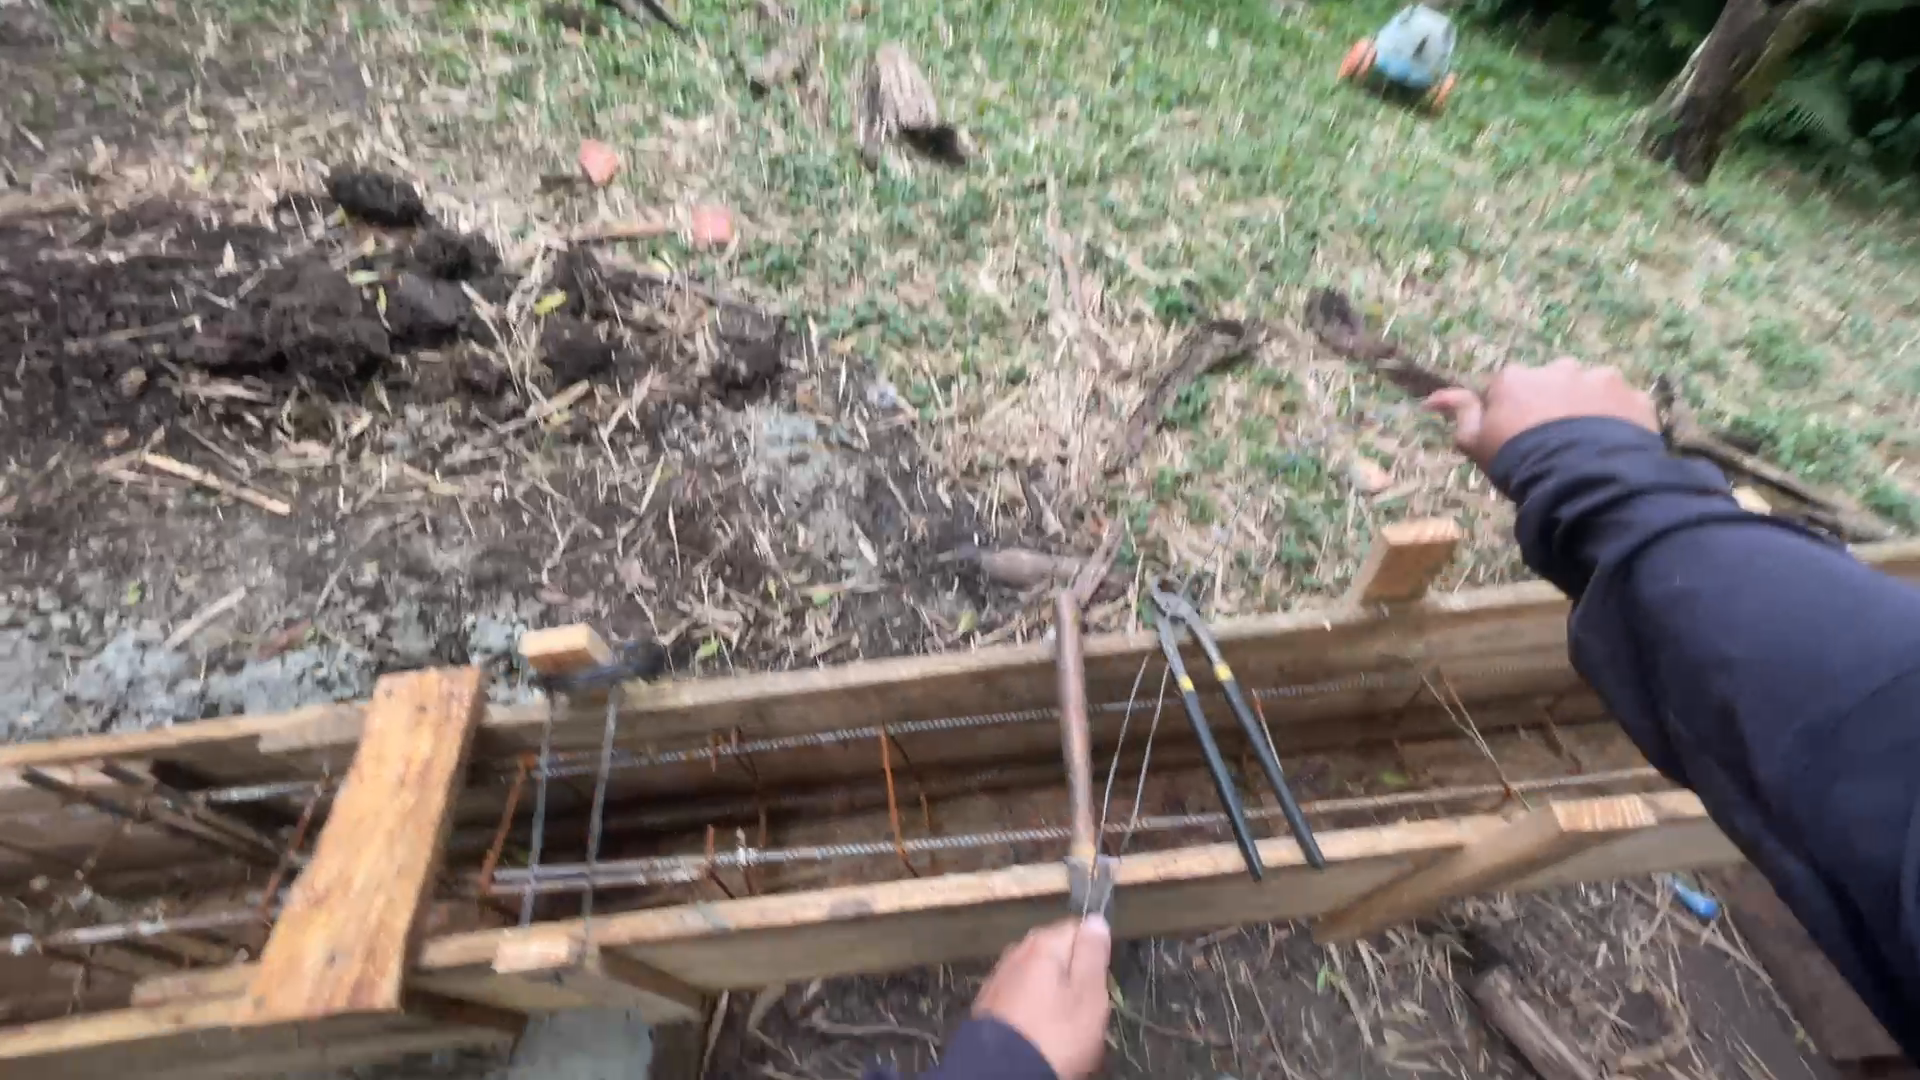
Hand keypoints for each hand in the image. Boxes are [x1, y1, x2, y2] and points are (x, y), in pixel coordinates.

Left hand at [972, 917, 1111, 1079]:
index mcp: (1042, 942)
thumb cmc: (1054, 1035)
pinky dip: (1032, 1012)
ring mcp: (1000, 975)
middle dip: (1073, 980)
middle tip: (1084, 1015)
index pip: (1078, 929)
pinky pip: (1021, 999)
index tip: (1099, 987)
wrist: (1000, 1074)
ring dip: (1052, 998)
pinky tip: (1037, 1035)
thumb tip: (1095, 918)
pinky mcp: (989, 1002)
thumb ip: (1092, 955)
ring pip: (1039, 979)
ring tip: (1062, 1031)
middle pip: (1057, 956)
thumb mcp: (1088, 996)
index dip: (1093, 956)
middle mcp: (1017, 949)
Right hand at [1425, 358, 1659, 468]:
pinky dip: (1615, 418)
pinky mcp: (1636, 396)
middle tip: (1548, 439)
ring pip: (1588, 389)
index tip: (1510, 435)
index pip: (1505, 388)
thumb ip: (1458, 413)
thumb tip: (1431, 398)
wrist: (1580, 475)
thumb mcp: (1473, 441)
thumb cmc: (1515, 456)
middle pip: (1549, 382)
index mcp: (1514, 377)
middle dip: (1548, 402)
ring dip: (1584, 407)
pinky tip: (1607, 443)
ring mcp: (1601, 379)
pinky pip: (1622, 404)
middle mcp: (1558, 368)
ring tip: (1582, 443)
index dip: (1506, 412)